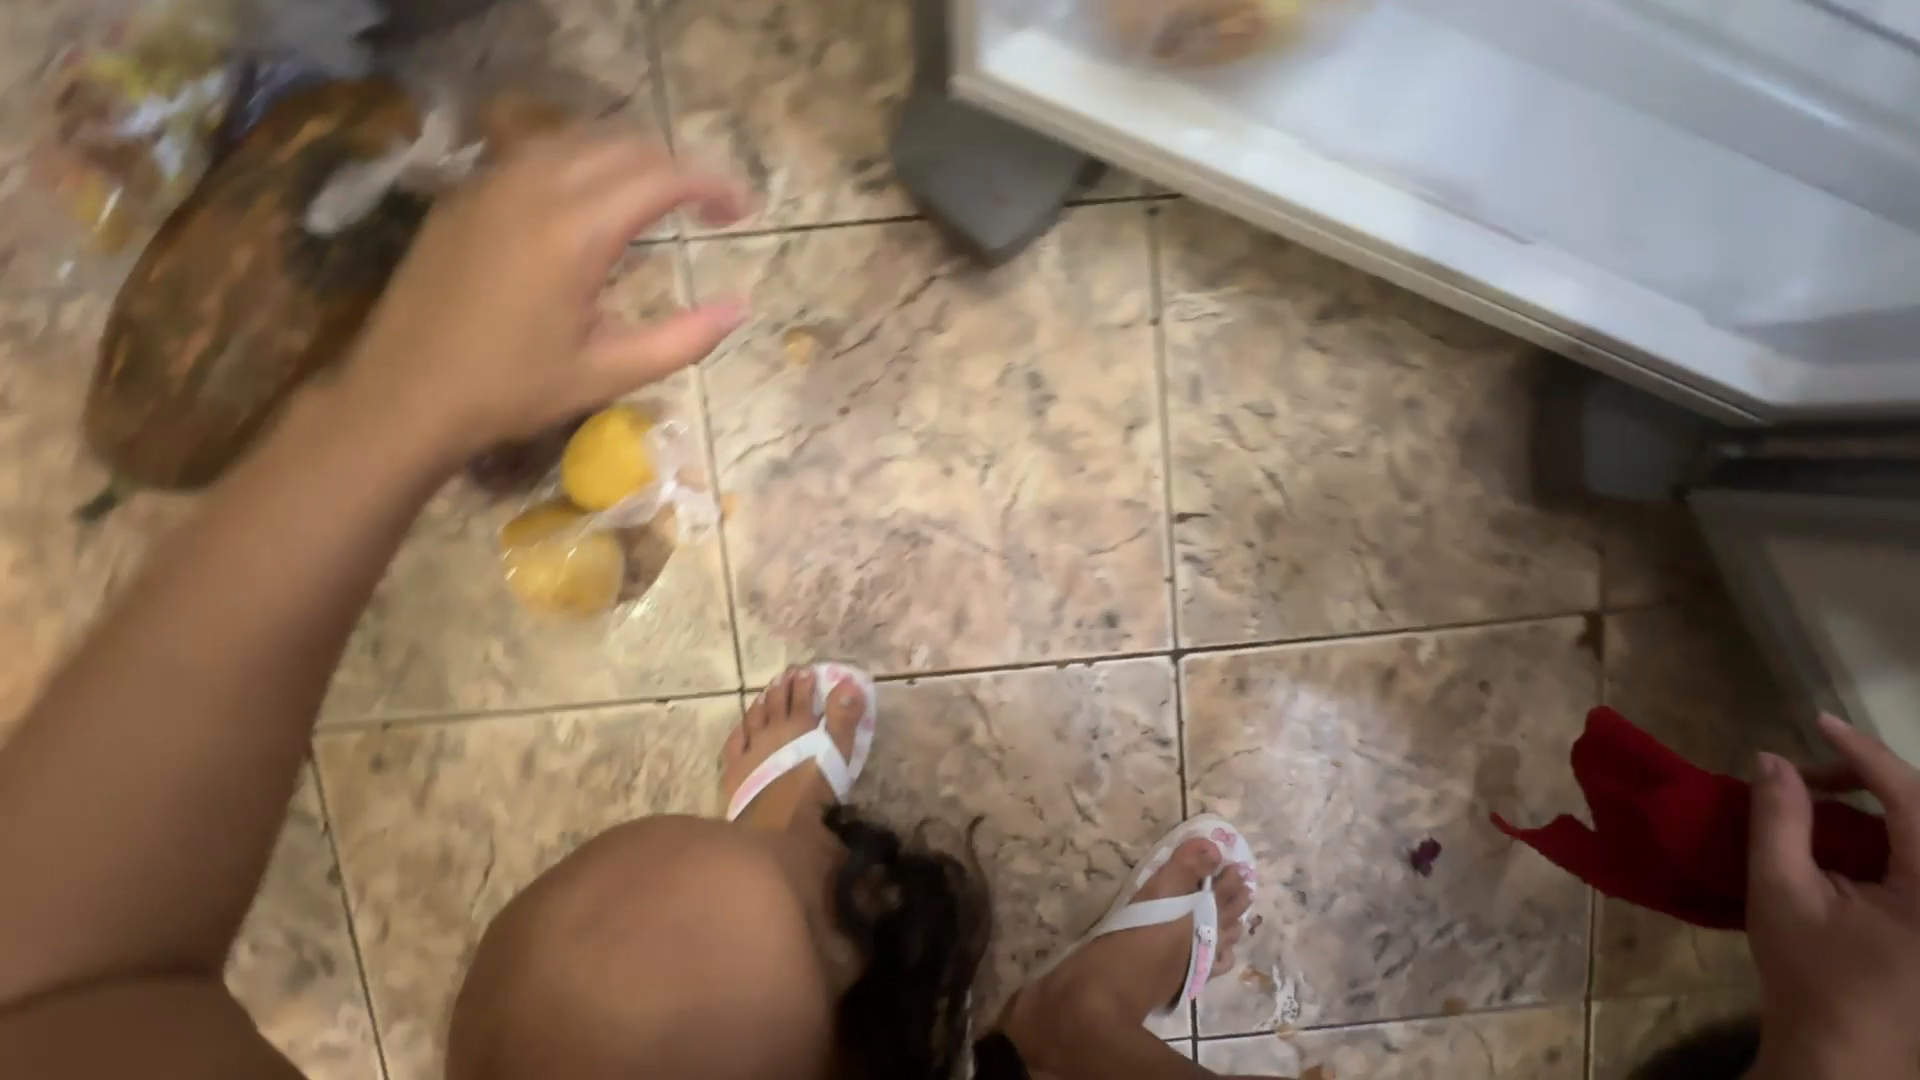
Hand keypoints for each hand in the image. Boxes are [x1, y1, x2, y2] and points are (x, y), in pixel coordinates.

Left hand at [340, 132, 749, 459]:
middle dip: (679, 168)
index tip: (744, 209)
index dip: (712, 185)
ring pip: (578, 140)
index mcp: (574, 232)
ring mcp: (492, 184)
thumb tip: (741, 308)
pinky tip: (595, 206)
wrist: (404, 394)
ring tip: (664, 203)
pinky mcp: (467, 195)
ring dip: (632, 162)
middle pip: (624, 146)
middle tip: (712, 210)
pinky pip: (538, 154)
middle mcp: (533, 188)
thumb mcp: (611, 374)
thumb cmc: (514, 390)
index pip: (660, 177)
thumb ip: (685, 339)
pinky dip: (585, 165)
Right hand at [1747, 713, 1919, 1079]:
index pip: (1912, 797)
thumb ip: (1779, 820)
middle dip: (1871, 777)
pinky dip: (1892, 833)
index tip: (1817, 721)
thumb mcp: (1781, 890)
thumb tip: (1771, 761)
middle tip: (1802, 773)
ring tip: (1818, 796)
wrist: (1849, 1049)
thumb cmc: (1811, 971)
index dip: (1864, 752)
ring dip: (1883, 803)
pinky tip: (1848, 835)